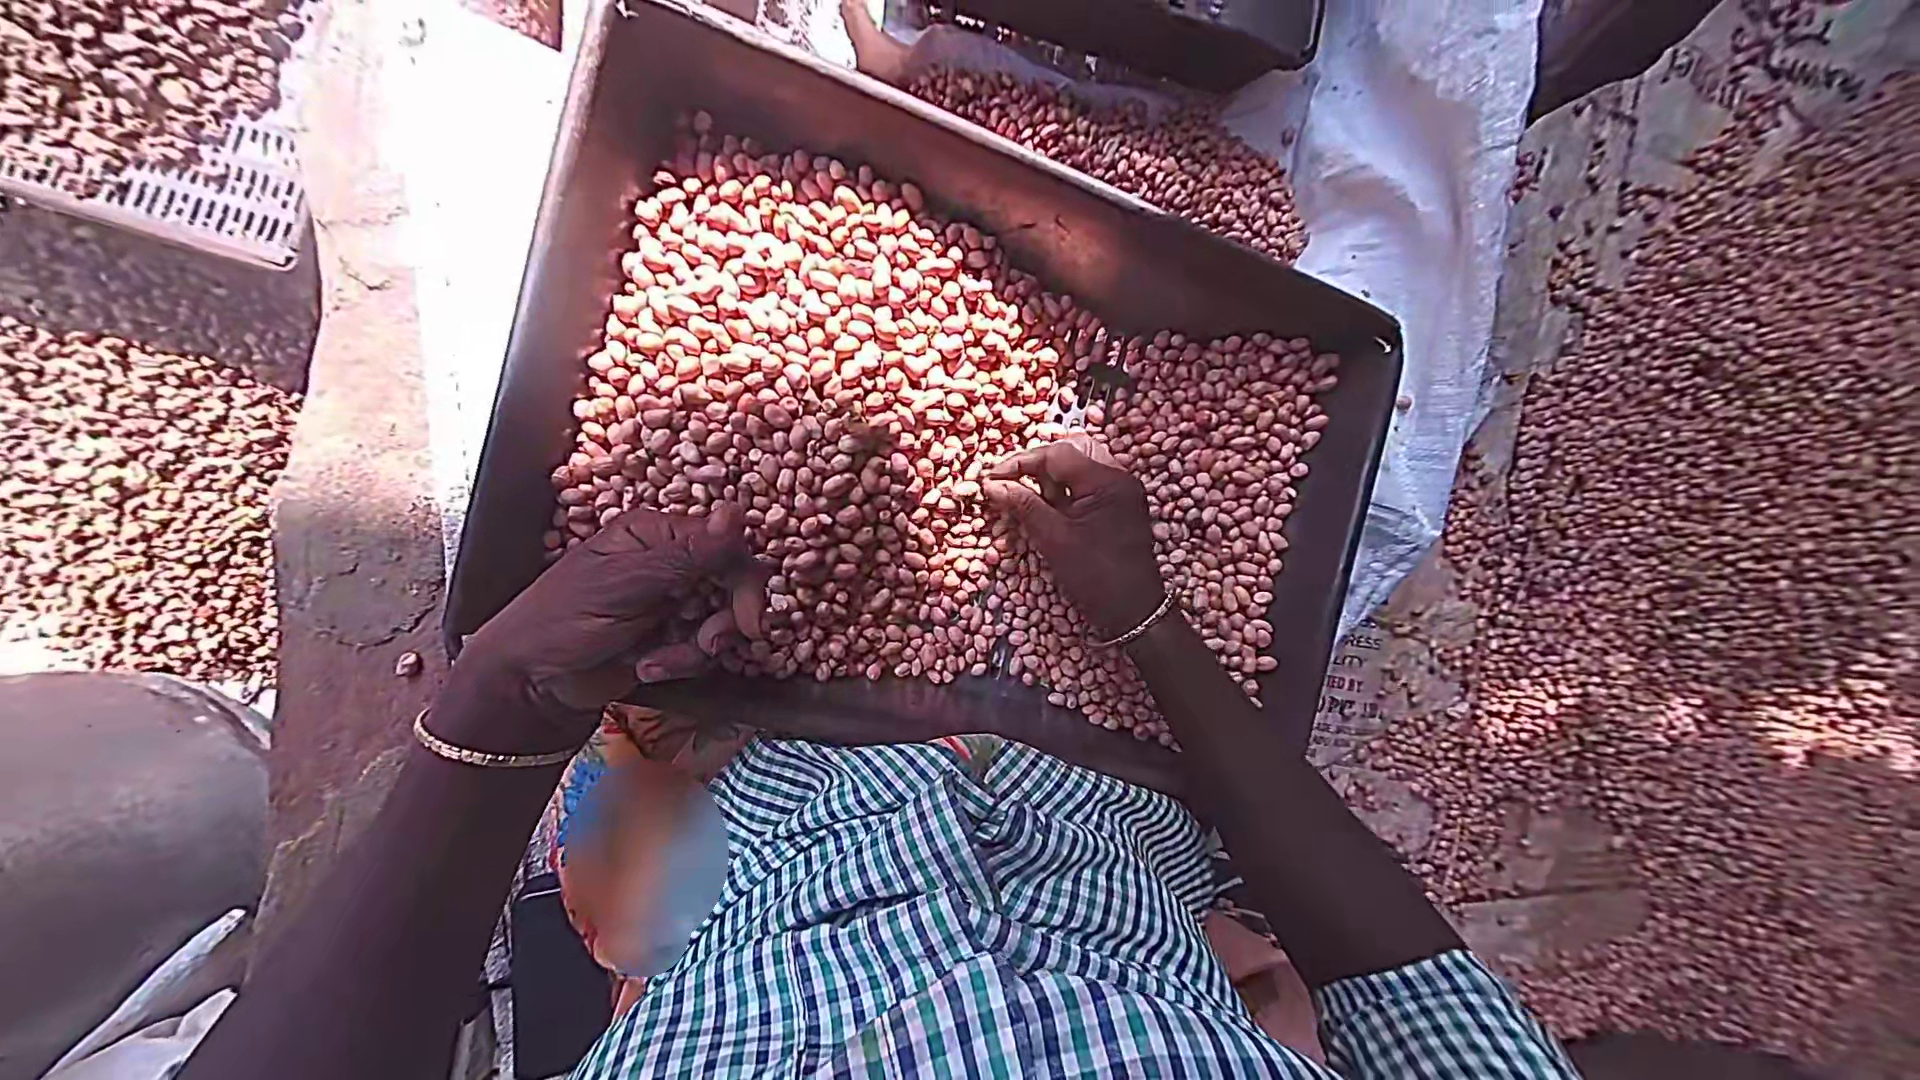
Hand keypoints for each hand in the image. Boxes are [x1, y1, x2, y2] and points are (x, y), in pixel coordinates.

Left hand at [441, 504, 770, 752]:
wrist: (528, 687)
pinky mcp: (673, 634)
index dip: (744, 580)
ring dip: (697, 647)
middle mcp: (672, 562)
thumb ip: (687, 554)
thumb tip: (737, 512)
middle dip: (724, 619)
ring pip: (722, 618)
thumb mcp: (625, 585)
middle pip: (733, 583)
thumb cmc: (561, 623)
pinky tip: (647, 666)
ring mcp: (674, 599)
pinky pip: (705, 646)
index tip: (750, 617)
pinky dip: (682, 661)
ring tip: (658, 660)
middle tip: (708, 644)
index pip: (726, 545)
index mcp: (657, 535)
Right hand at [982, 434, 1165, 638]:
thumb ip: (1023, 506)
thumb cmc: (1096, 577)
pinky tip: (1044, 505)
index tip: (994, 478)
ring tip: (1025, 495)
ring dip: (1050, 475)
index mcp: (1107, 481)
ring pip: (1080, 464)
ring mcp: (1121, 491)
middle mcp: (1119, 478)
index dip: (1021, 462)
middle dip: (1038, 462)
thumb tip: (992, 485)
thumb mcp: (1054, 540)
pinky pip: (1087, 484)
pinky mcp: (1118, 506)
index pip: (1057, 454)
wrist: (1135, 611)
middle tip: (1011, 481)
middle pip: (1072, 450)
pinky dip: (1063, 489)